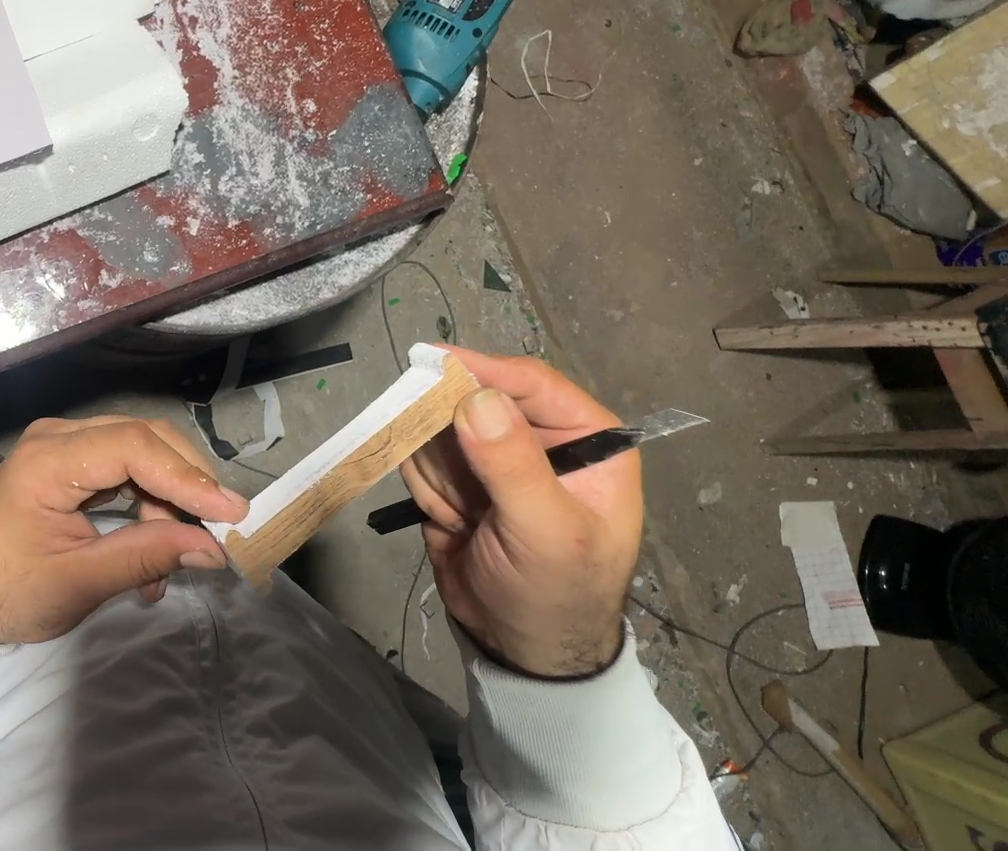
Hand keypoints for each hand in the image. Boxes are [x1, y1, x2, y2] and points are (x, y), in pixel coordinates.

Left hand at [0, 416, 249, 644]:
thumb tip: (213, 548)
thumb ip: (144, 557)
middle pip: (142, 438)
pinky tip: (155, 547)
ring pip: (140, 452)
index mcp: (47, 461)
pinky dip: (149, 502)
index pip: (132, 446)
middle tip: (219, 531)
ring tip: (175, 558)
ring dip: (168, 500)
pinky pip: (125, 468)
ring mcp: (62, 446)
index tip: (230, 512)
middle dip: (186, 483)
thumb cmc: (6, 591)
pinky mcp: (70, 463)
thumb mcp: (77, 583)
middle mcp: (57, 438)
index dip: (187, 476)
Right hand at [398, 347, 641, 677]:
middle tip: (450, 475)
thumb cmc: (556, 592)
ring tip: (465, 515)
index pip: (532, 383)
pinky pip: (420, 454)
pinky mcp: (455, 475)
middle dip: (452, 435)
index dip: (484, 369)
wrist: (517, 645)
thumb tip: (476, 398)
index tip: (433, 361)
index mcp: (587, 440)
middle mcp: (539, 438)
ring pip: (438, 425)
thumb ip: (513, 465)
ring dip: (439, 471)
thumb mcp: (545, 532)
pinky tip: (451, 519)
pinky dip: (425, 485)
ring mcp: (491, 455)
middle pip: (474, 396)